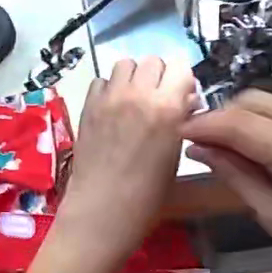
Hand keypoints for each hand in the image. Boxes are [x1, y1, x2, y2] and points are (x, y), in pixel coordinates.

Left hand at [52, 57, 196, 268]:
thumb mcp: (176, 155)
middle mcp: (137, 94)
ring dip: (133, 77)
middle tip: (159, 99)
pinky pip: (101, 81)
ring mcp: (109, 98)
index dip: (183, 81)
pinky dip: (109, 89)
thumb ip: (181, 121)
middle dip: (159, 76)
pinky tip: (112, 110)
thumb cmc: (148, 195)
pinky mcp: (87, 106)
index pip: (180, 67)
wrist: (102, 211)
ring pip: (125, 64)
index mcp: (167, 107)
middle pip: (152, 61)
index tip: (182, 98)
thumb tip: (184, 102)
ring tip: (135, 100)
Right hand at [180, 91, 271, 272]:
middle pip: (257, 100)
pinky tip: (267, 155)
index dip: (202, 123)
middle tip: (201, 145)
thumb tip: (201, 148)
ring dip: (248, 121)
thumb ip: (239, 178)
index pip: (239, 121)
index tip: (176, 133)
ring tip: (231, 154)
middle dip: (223, 116)